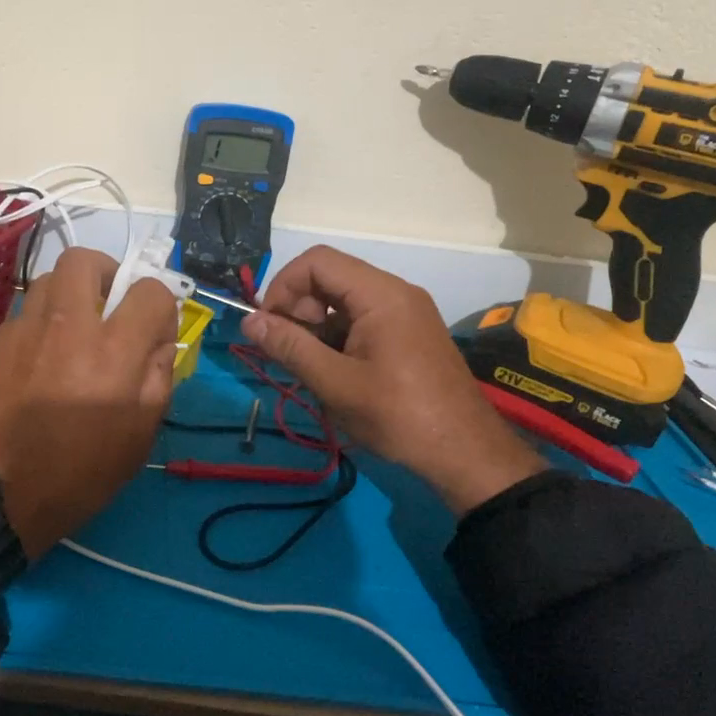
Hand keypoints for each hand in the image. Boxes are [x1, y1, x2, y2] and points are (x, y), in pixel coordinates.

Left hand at [0, 249, 178, 557]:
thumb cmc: (79, 474)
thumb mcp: (140, 436)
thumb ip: (159, 376)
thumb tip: (158, 342)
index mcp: (113, 351)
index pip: (150, 290)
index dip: (159, 307)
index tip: (154, 332)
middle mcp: (67, 326)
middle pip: (85, 260)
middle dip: (106, 273)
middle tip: (108, 305)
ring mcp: (23, 330)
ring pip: (47, 281)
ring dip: (68, 297)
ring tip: (71, 332)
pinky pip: (22, 319)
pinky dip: (37, 331)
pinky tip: (35, 366)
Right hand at [239, 245, 546, 514]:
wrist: (466, 453)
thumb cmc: (399, 416)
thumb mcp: (336, 384)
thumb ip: (290, 347)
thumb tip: (249, 321)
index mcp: (381, 294)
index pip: (317, 261)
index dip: (283, 286)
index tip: (268, 326)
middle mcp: (395, 292)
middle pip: (329, 277)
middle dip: (298, 308)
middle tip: (289, 351)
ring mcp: (405, 312)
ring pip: (342, 301)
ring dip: (316, 327)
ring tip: (309, 369)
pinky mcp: (408, 333)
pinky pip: (361, 319)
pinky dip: (337, 338)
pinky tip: (333, 375)